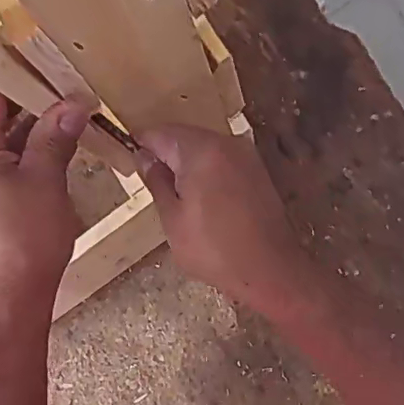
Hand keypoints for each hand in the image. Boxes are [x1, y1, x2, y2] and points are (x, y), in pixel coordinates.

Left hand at [0, 83, 90, 300]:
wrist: (23, 284)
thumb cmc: (32, 234)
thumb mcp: (47, 179)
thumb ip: (56, 137)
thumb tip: (75, 103)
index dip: (11, 76)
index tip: (40, 63)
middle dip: (27, 101)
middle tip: (62, 87)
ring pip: (1, 139)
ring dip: (31, 126)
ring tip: (65, 113)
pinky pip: (6, 160)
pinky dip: (29, 149)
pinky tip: (56, 144)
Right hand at [137, 125, 312, 307]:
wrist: (271, 271)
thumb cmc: (215, 250)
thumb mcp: (173, 219)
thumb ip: (157, 182)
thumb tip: (144, 157)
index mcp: (202, 149)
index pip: (159, 133)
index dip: (141, 148)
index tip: (132, 167)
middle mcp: (228, 144)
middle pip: (185, 139)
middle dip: (167, 158)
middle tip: (155, 190)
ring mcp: (248, 159)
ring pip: (207, 152)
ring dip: (190, 169)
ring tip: (180, 202)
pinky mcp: (260, 176)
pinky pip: (226, 166)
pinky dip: (211, 177)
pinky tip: (206, 205)